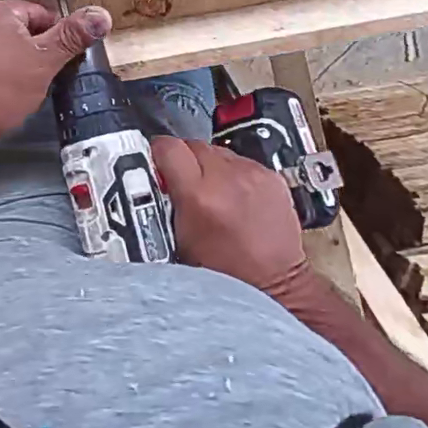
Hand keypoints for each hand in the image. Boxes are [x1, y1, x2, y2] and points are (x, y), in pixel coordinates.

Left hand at [0, 0, 112, 147]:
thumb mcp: (44, 62)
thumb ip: (72, 36)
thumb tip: (100, 15)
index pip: (42, 13)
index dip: (57, 38)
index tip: (61, 60)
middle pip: (23, 28)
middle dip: (37, 51)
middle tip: (42, 76)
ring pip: (6, 45)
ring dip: (20, 62)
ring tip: (22, 86)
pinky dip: (0, 71)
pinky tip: (4, 90)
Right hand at [151, 137, 311, 299]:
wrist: (275, 282)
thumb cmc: (226, 271)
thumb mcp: (176, 238)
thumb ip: (164, 200)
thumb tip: (153, 174)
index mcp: (199, 196)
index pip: (168, 147)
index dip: (158, 153)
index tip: (156, 163)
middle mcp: (229, 180)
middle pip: (192, 145)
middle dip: (182, 160)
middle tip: (179, 181)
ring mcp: (254, 176)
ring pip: (217, 151)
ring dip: (207, 166)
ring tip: (208, 192)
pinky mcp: (272, 178)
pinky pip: (241, 161)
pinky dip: (231, 173)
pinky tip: (231, 196)